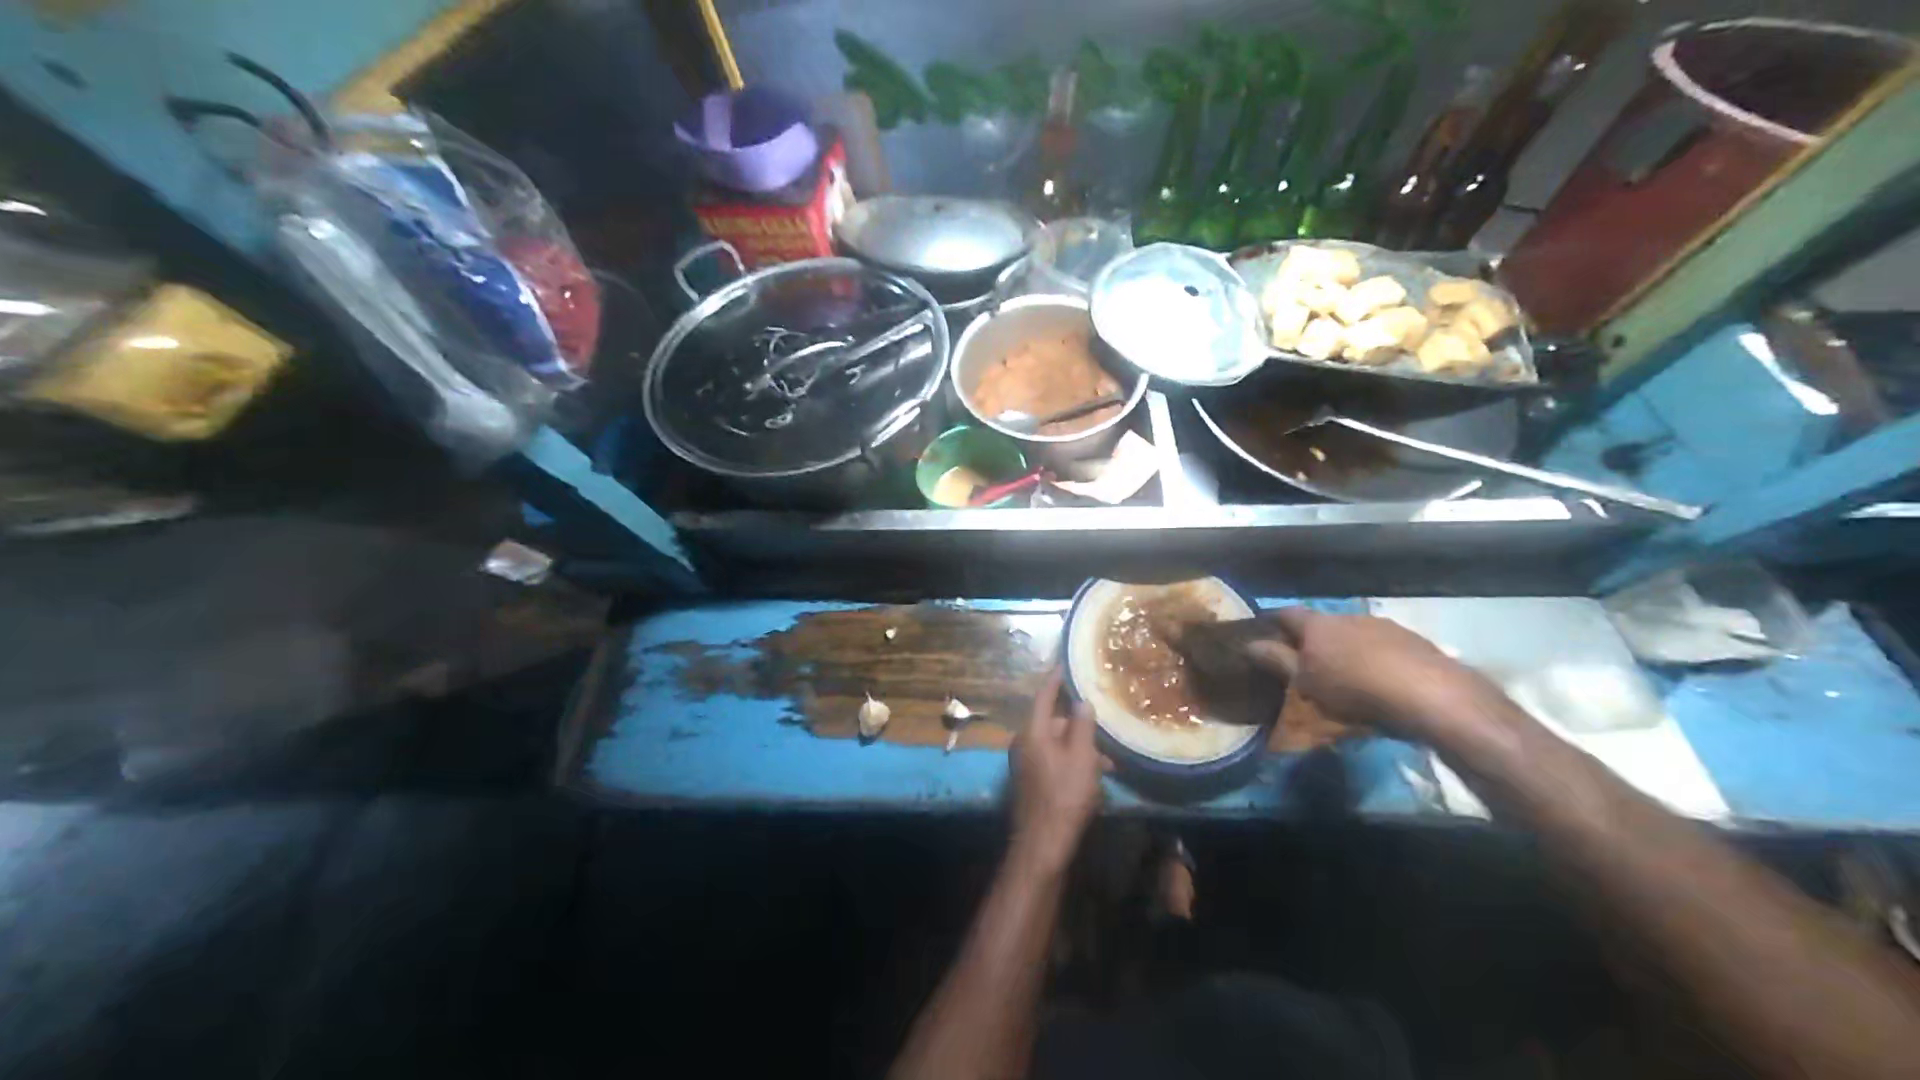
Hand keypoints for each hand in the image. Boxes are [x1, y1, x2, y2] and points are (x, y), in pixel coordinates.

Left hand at [1008, 669, 1103, 870]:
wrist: (1043, 843)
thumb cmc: (1065, 795)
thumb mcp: (1082, 757)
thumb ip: (1082, 726)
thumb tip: (1082, 701)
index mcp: (1032, 731)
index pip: (1043, 696)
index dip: (1055, 680)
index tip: (1066, 665)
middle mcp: (1023, 743)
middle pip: (1051, 721)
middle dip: (1077, 723)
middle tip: (1103, 726)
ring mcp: (1024, 763)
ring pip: (1055, 744)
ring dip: (1079, 747)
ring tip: (1108, 761)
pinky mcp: (1030, 781)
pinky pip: (1053, 760)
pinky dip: (1072, 762)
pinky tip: (1094, 776)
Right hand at [1246, 608, 1517, 748]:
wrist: (1428, 694)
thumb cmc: (1352, 688)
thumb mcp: (1304, 681)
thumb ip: (1276, 661)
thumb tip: (1248, 643)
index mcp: (1317, 624)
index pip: (1286, 613)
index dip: (1273, 621)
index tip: (1264, 633)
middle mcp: (1348, 616)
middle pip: (1322, 623)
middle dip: (1312, 639)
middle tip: (1306, 662)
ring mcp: (1384, 626)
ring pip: (1355, 634)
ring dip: (1347, 649)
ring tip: (1346, 675)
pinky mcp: (1414, 642)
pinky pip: (1383, 647)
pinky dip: (1375, 659)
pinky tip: (1380, 682)